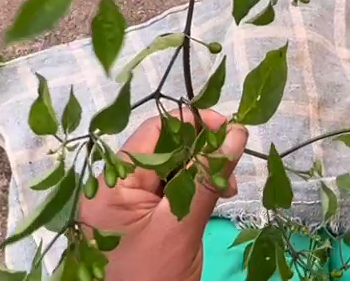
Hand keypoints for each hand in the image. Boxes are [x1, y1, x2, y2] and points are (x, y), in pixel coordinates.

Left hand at [79, 109, 247, 280]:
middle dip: (203, 150)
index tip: (230, 130)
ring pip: (171, 166)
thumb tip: (238, 130)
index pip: (155, 130)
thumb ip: (208, 175)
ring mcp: (124, 204)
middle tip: (233, 168)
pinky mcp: (138, 218)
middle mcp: (114, 186)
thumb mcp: (182, 226)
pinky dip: (194, 187)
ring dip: (203, 169)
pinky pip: (169, 188)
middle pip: (164, 147)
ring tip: (228, 189)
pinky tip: (216, 195)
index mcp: (112, 184)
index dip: (194, 123)